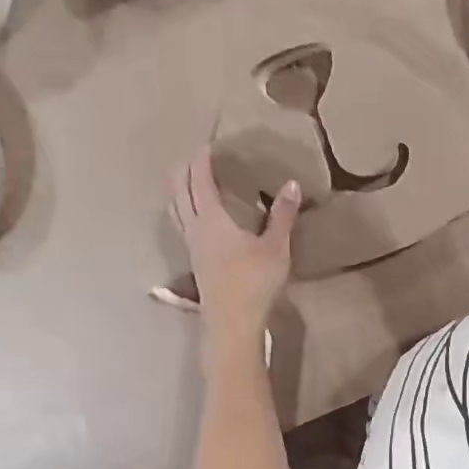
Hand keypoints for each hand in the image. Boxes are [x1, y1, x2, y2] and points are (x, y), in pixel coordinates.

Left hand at [170, 148, 301, 352]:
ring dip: (179, 192)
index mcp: (212, 220)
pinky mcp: (195, 263)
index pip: (201, 182)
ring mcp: (192, 247)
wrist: (232, 322)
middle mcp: (195, 229)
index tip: (205, 146)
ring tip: (185, 183)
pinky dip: (183, 211)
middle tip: (192, 158)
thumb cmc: (254, 281)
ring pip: (176, 211)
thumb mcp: (275, 247)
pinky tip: (194, 219)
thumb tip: (292, 183)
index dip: (201, 162)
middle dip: (183, 172)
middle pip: (179, 193)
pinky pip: (182, 226)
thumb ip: (282, 214)